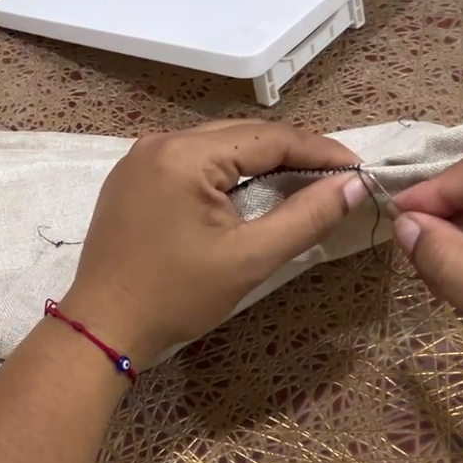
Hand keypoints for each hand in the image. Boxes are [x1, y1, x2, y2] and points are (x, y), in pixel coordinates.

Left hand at [62, 121, 359, 366]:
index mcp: (184, 155)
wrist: (103, 325)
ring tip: (299, 184)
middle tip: (334, 178)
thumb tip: (352, 185)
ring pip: (214, 148)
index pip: (268, 137)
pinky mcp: (129, 180)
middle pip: (240, 136)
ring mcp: (138, 160)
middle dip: (290, 154)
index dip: (319, 150)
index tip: (358, 169)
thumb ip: (305, 218)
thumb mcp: (248, 259)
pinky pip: (188, 164)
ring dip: (256, 163)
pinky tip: (246, 193)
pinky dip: (222, 174)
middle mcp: (157, 143)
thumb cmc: (175, 295)